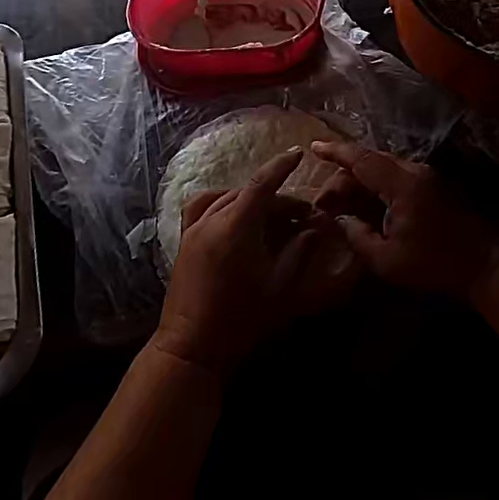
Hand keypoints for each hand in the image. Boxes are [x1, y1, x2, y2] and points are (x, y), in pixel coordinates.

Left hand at [156, 148, 355, 375]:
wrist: (192, 345)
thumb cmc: (241, 319)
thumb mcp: (280, 287)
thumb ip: (298, 252)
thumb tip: (314, 229)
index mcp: (236, 226)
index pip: (261, 185)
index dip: (281, 167)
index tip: (297, 154)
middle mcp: (211, 219)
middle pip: (247, 194)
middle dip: (275, 200)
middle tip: (301, 218)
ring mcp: (193, 228)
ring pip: (225, 198)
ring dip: (249, 200)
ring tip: (270, 215)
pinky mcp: (184, 240)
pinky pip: (202, 207)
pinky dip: (221, 202)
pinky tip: (233, 216)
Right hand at [309, 141, 498, 297]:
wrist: (488, 267)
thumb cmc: (435, 266)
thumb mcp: (387, 260)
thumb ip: (358, 236)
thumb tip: (341, 220)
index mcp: (401, 184)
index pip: (360, 159)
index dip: (335, 152)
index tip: (313, 148)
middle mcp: (414, 172)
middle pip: (368, 162)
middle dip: (342, 177)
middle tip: (324, 204)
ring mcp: (426, 177)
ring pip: (381, 168)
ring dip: (358, 182)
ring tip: (339, 205)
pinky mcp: (433, 187)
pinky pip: (395, 176)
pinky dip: (374, 185)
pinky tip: (364, 204)